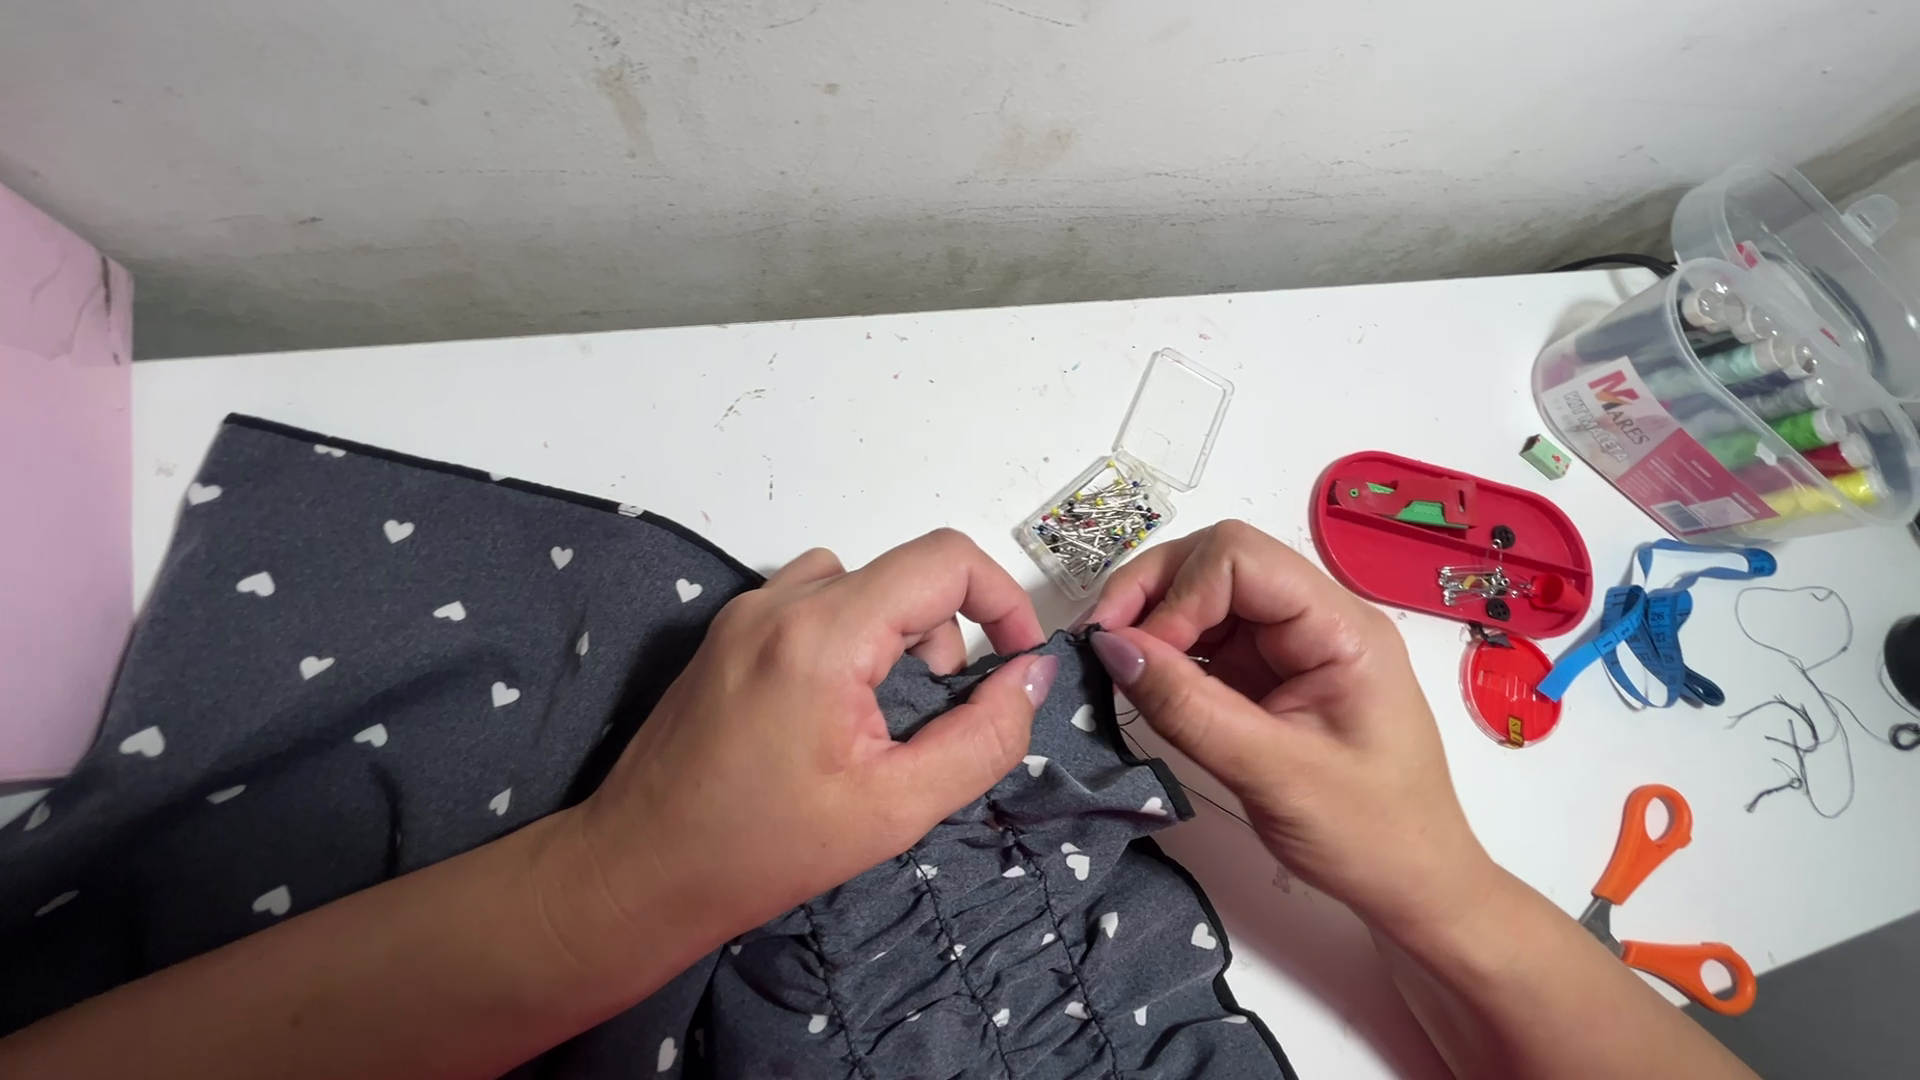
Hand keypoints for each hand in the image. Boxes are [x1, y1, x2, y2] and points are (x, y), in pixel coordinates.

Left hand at [575, 529, 1055, 950]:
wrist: (636, 871)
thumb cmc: (762, 849)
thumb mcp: (896, 808)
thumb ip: (984, 736)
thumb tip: (1031, 675)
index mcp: (823, 633)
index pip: (944, 560)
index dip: (1002, 598)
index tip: (1017, 657)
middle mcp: (781, 600)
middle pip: (905, 575)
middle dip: (947, 635)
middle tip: (930, 715)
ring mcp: (748, 609)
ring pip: (864, 584)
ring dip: (899, 634)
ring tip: (880, 715)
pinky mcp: (731, 628)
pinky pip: (819, 599)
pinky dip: (854, 634)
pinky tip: (833, 702)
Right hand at [1080, 520, 1492, 934]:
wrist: (1411, 883)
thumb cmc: (1367, 834)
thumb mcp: (1272, 775)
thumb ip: (1188, 707)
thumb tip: (1109, 647)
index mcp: (1338, 627)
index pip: (1240, 559)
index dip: (1176, 594)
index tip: (1138, 654)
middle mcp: (1310, 617)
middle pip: (1214, 561)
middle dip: (1149, 592)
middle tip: (1099, 641)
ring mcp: (1284, 641)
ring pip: (1199, 593)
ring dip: (1148, 618)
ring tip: (1110, 661)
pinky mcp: (1261, 668)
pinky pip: (1200, 635)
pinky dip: (1160, 649)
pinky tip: (1139, 677)